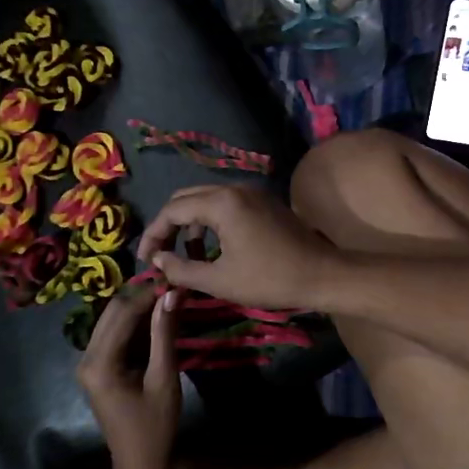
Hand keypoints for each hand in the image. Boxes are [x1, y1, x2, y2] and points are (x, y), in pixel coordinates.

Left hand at [77, 287, 182, 468]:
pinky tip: (157, 322)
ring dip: (138, 310)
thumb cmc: (155, 425)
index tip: (175, 280)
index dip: (149, 294)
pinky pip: (114, 336)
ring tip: (170, 301)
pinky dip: (134, 326)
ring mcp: (88, 364)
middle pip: (112, 312)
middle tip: (173, 289)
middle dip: (142, 297)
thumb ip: (164, 334)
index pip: (123, 313)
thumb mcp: (164, 378)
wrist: (140, 464)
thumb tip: (172, 294)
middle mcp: (86, 358)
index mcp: (99, 363)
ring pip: (112, 321)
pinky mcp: (96, 369)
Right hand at [137, 185, 339, 309]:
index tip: (145, 260)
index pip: (173, 210)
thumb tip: (157, 260)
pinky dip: (211, 222)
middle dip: (169, 225)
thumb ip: (181, 269)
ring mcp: (252, 192)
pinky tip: (213, 248)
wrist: (323, 274)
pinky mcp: (264, 202)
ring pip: (206, 200)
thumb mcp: (219, 280)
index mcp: (222, 203)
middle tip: (161, 255)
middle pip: (186, 197)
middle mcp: (235, 188)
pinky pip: (226, 205)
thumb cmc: (270, 279)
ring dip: (191, 225)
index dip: (154, 234)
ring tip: (188, 257)